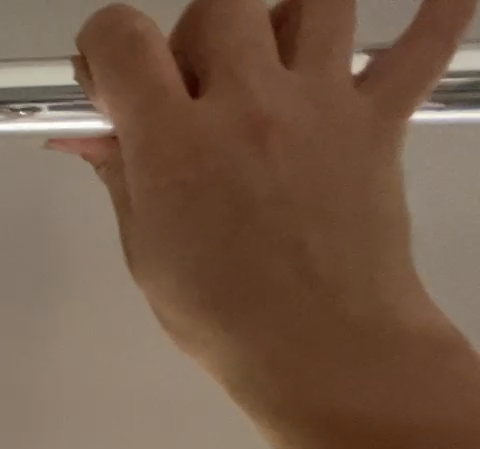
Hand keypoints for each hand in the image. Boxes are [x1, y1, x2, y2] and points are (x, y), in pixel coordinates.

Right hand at [53, 0, 475, 405]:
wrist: (312, 336)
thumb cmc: (212, 304)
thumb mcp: (142, 242)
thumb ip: (122, 173)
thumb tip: (92, 136)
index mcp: (172, 145)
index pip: (125, 45)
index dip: (102, 42)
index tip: (99, 68)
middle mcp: (248, 105)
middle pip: (220, 6)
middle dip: (188, 33)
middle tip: (180, 81)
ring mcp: (323, 103)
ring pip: (314, 0)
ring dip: (279, 19)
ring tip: (263, 64)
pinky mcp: (383, 114)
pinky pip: (432, 31)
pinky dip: (433, 10)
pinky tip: (421, 9)